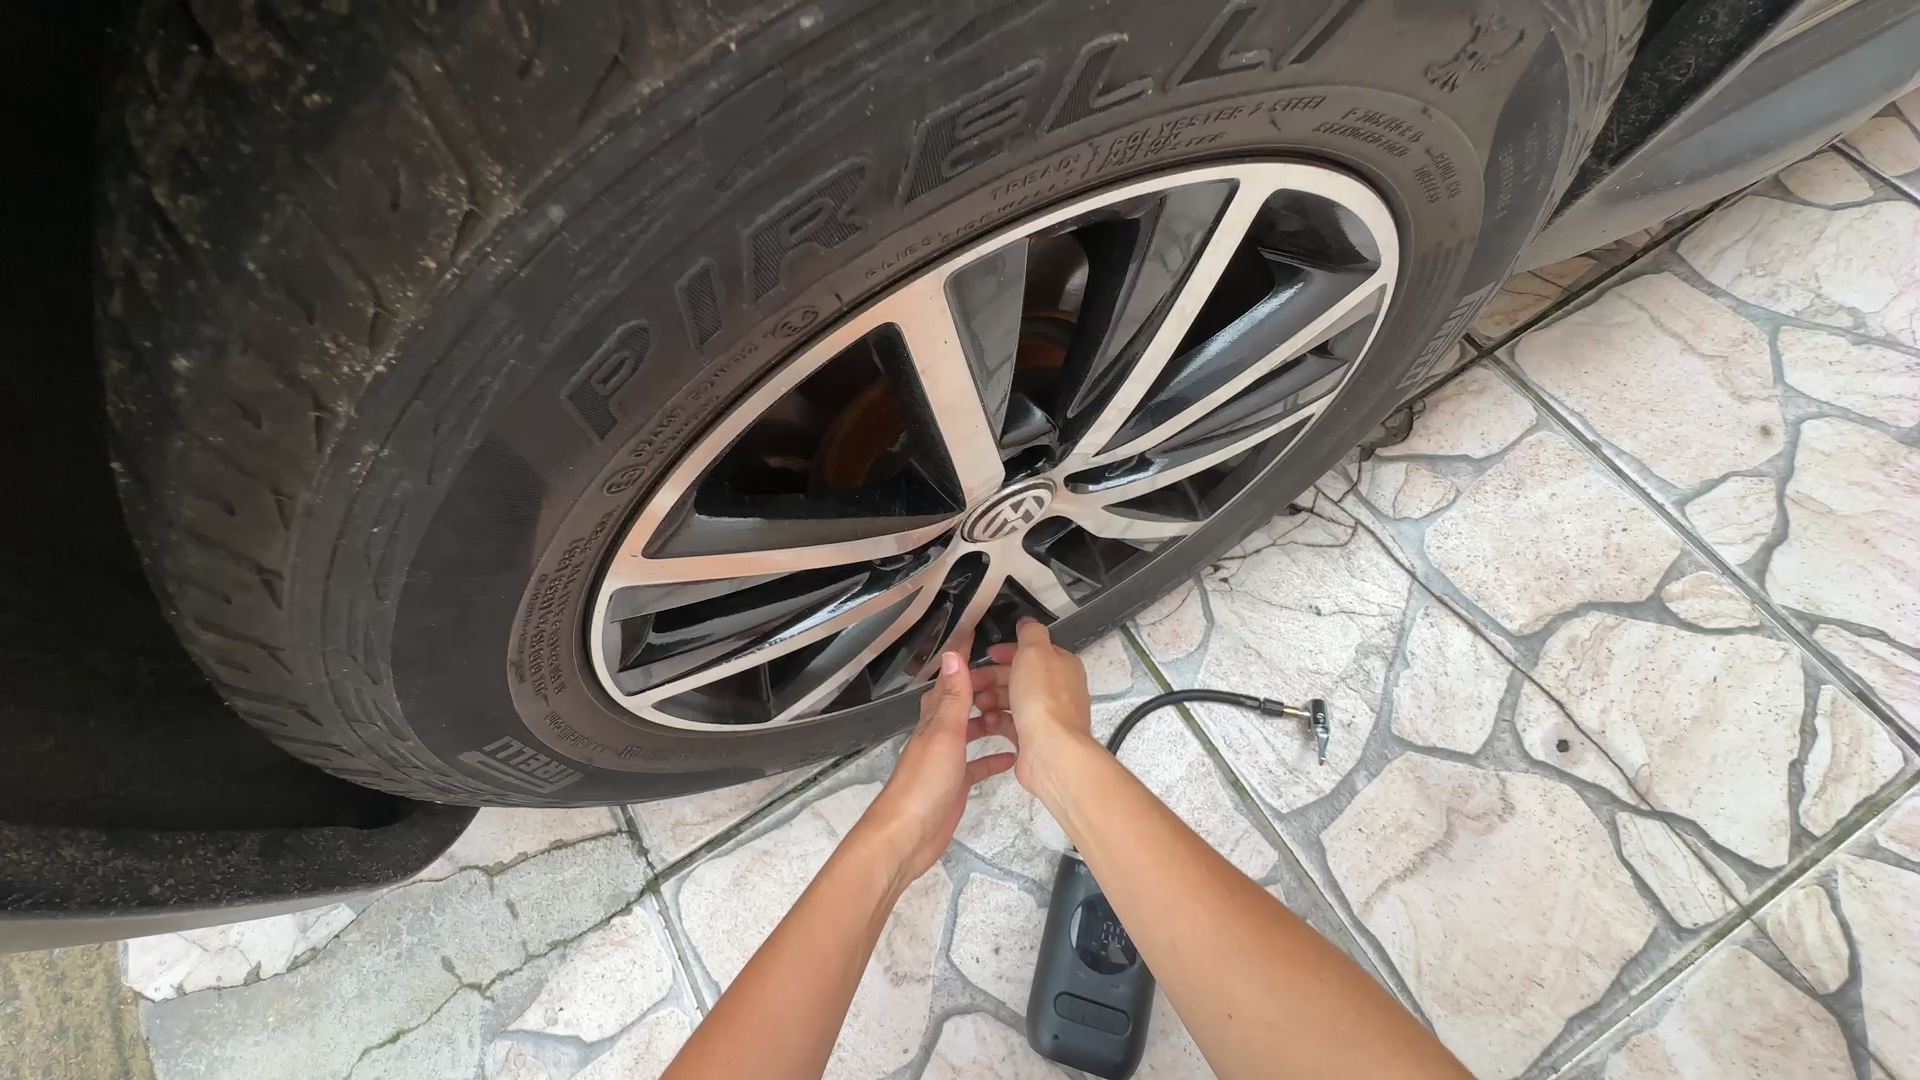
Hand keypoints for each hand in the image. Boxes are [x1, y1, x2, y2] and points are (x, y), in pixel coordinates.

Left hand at [855, 646, 1016, 887]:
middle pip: (963, 701)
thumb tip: (953, 654)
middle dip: (984, 686)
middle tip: (1014, 677)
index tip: (975, 631)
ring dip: (991, 719)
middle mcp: (939, 733)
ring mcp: (947, 759)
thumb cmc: (924, 783)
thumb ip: (953, 698)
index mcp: (935, 718)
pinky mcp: (956, 783)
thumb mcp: (944, 734)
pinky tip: (1012, 757)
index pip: (951, 678)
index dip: (961, 655)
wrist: (907, 836)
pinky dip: (993, 758)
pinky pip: (977, 764)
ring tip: (1019, 712)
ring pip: (972, 730)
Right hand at [971, 618, 1095, 802]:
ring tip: (979, 703)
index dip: (1009, 651)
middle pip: (1020, 676)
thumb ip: (1031, 633)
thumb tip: (1028, 622)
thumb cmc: (1044, 700)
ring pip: (1013, 700)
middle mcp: (1058, 691)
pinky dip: (996, 720)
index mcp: (1062, 666)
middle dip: (994, 676)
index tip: (989, 654)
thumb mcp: (1035, 652)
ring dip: (992, 698)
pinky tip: (987, 721)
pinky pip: (1010, 724)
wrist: (1051, 751)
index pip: (1033, 652)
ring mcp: (1046, 716)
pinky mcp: (1033, 738)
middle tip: (974, 681)